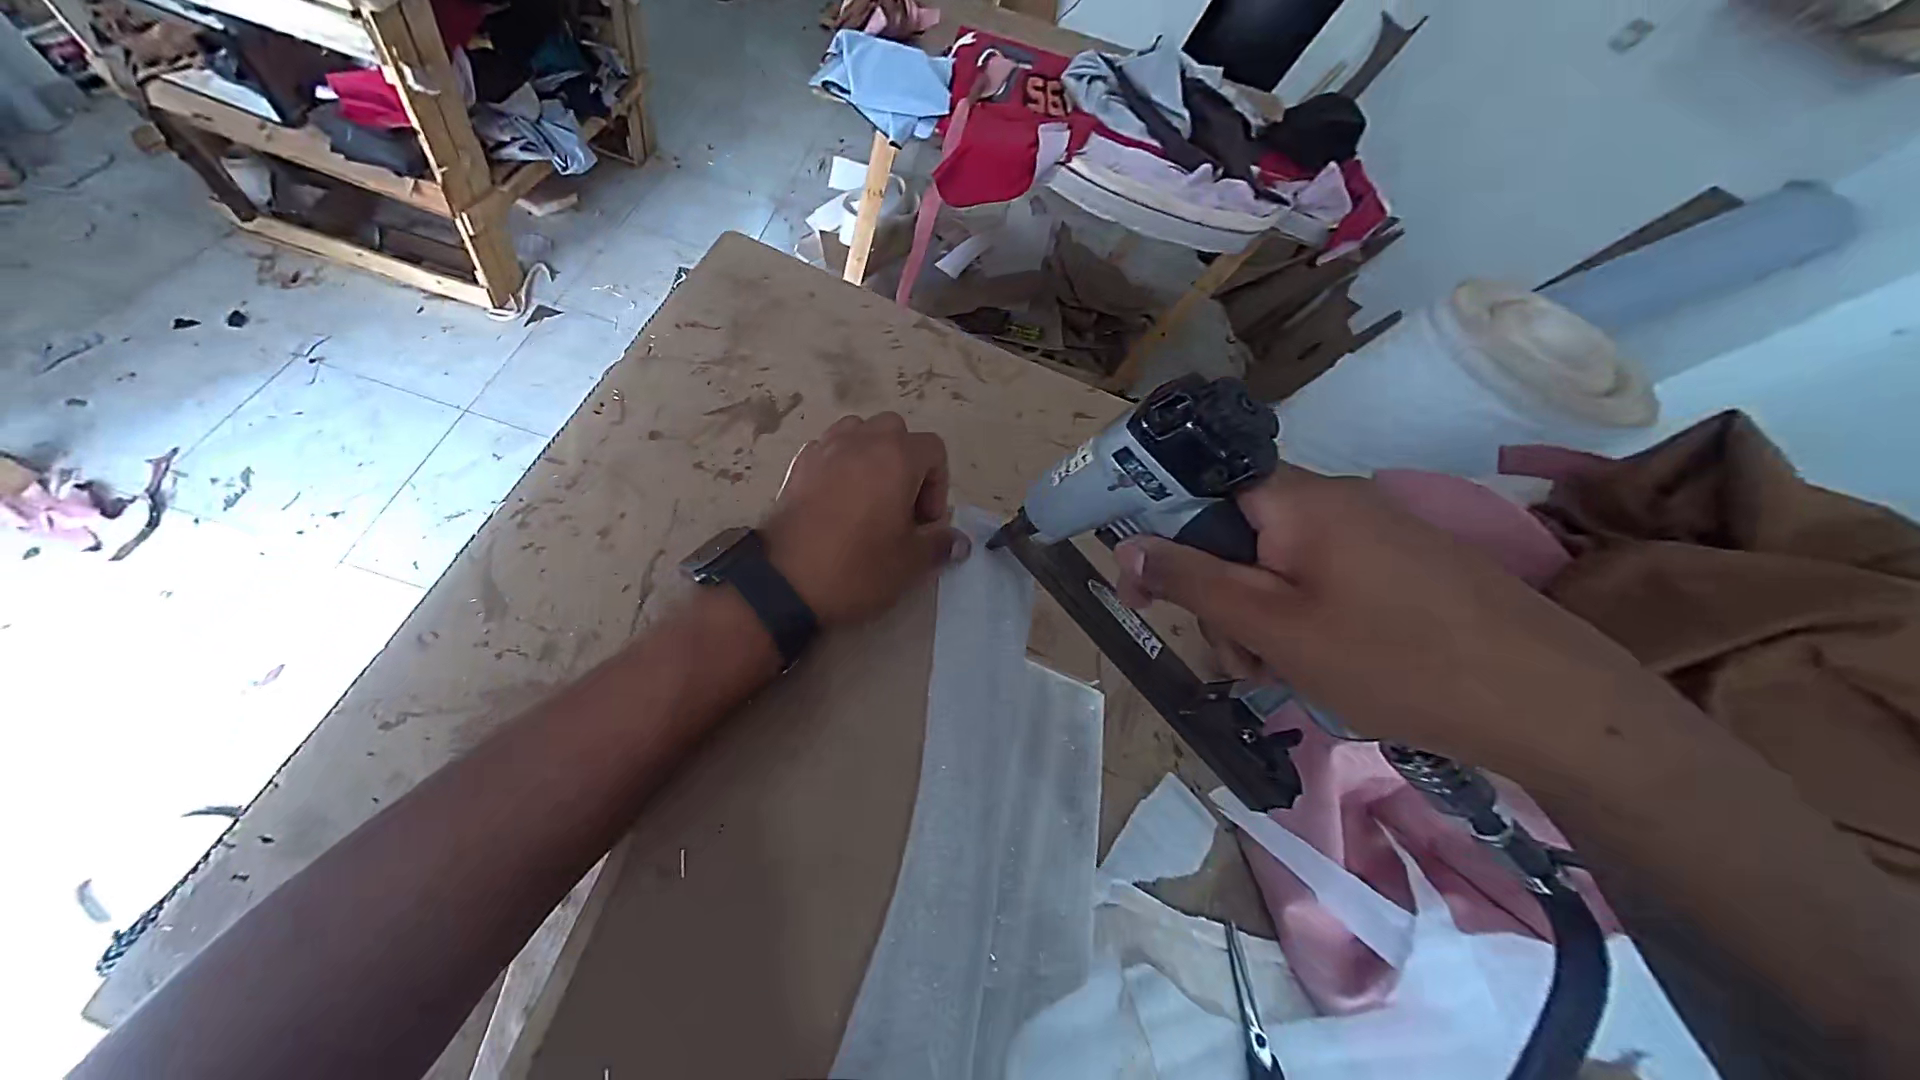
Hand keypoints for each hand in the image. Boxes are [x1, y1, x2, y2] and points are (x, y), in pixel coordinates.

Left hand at [760, 413, 970, 627]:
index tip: (925, 521)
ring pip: (859, 433)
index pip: (934, 449)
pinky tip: (838, 501)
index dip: (938, 485)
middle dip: (907, 464)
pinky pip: (829, 450)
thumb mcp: (910, 563)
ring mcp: (825, 449)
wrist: (785, 582)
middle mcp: (861, 441)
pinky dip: (841, 465)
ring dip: (872, 457)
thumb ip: (939, 544)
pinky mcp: (798, 466)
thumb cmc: (857, 567)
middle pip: (896, 432)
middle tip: (902, 507)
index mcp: (896, 457)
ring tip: (870, 497)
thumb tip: (958, 541)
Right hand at [1112, 466, 1697, 775]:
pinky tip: (1318, 667)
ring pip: (1275, 566)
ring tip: (1283, 674)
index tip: (1144, 592)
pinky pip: (1319, 581)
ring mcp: (1370, 533)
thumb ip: (1191, 580)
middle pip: (1237, 535)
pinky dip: (1300, 621)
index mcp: (1297, 498)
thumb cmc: (1391, 657)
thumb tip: (1126, 547)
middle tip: (1240, 659)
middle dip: (1221, 598)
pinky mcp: (1397, 566)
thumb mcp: (1271, 624)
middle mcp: (1332, 500)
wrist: (1550, 703)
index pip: (1200, 488)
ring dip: (1259, 619)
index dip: (1161, 535)